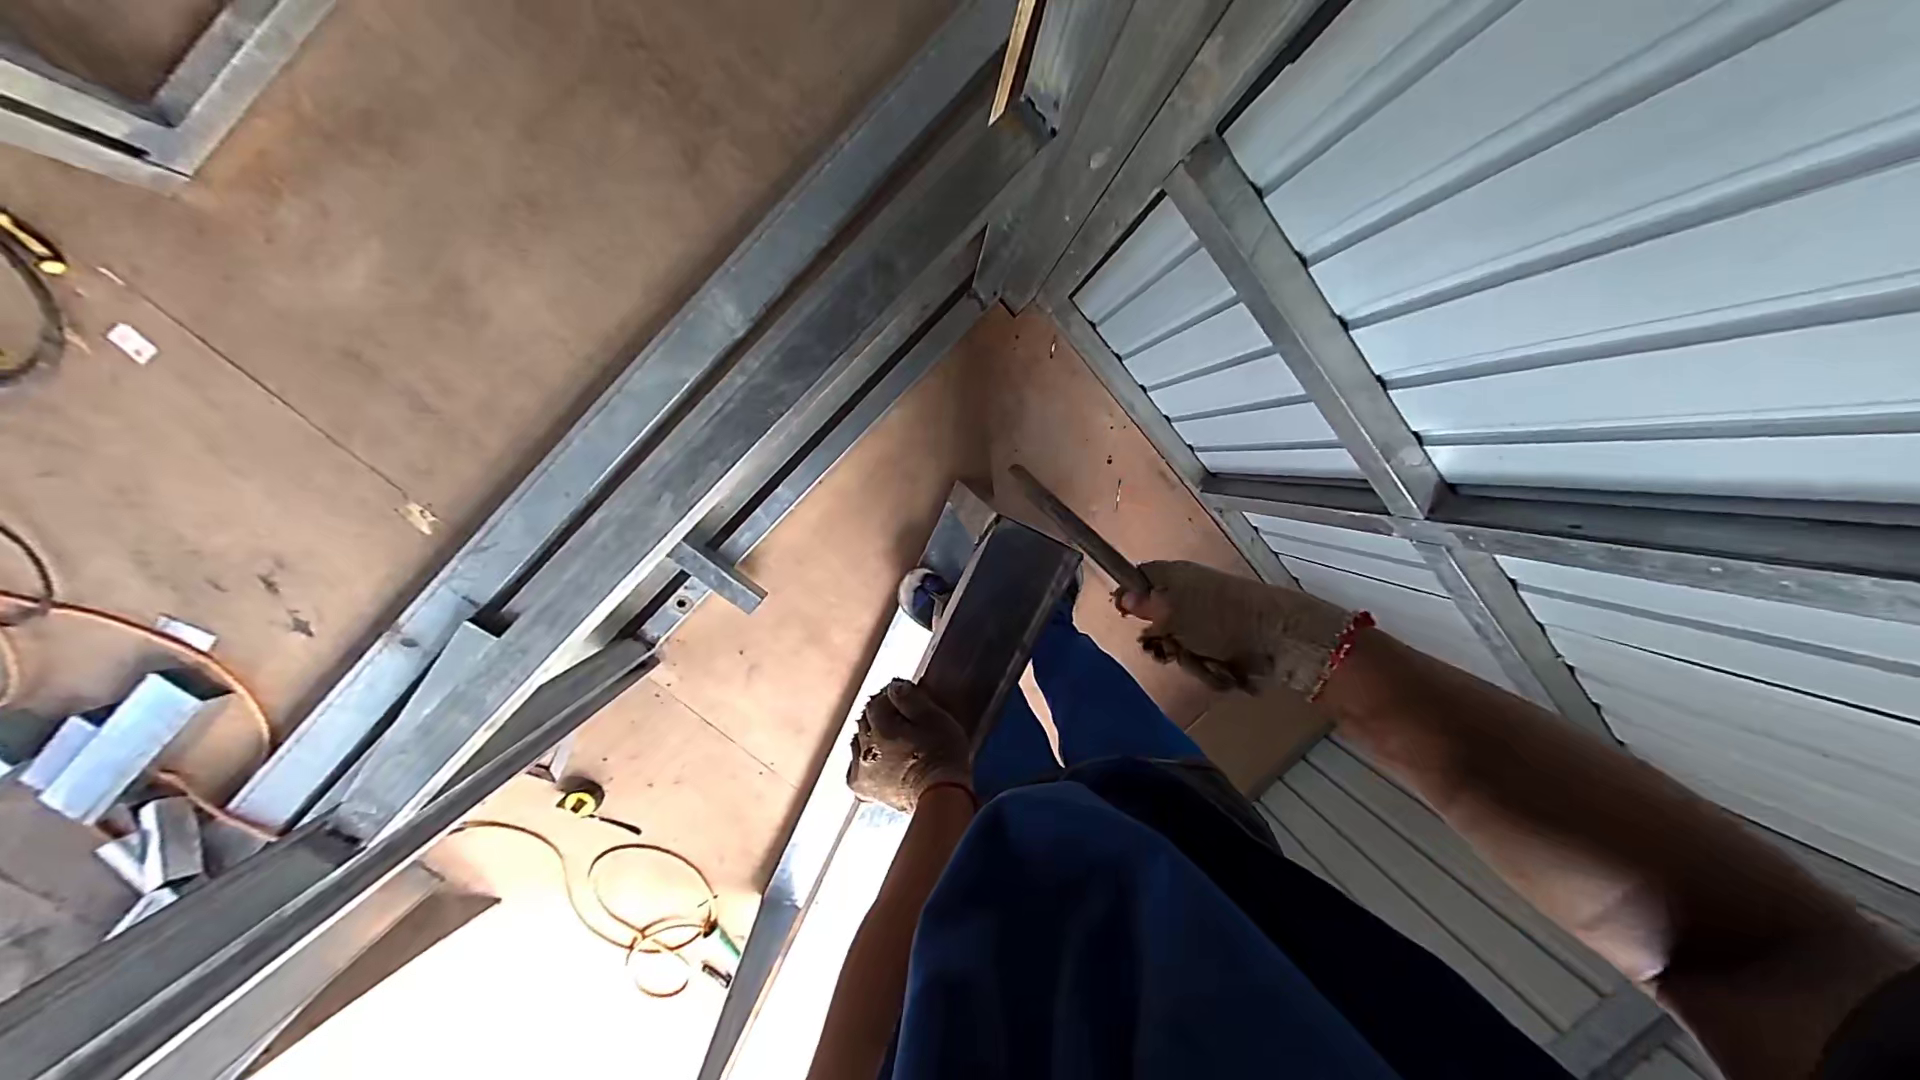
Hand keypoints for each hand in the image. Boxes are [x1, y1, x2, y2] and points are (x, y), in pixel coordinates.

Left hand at [846, 679, 972, 811]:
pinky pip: (856, 767)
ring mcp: (861, 770)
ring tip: (890, 738)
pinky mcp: (865, 790)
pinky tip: (877, 760)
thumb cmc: (942, 754)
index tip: (903, 696)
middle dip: (879, 714)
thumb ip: (910, 698)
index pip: (876, 702)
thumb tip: (894, 686)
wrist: (942, 796)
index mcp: (880, 726)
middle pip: (865, 720)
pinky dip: (864, 761)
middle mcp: (865, 747)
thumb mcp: (934, 717)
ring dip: (870, 736)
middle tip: (898, 715)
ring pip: (858, 742)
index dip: (889, 696)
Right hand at [1114, 560, 1350, 693]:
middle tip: (1171, 649)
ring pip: (1179, 645)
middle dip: (1164, 642)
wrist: (1279, 639)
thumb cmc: (1221, 619)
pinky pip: (1202, 658)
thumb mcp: (1173, 611)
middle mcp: (1189, 594)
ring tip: (1207, 662)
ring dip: (1190, 659)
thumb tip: (1122, 596)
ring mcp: (1209, 619)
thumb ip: (1144, 604)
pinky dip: (1210, 668)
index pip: (1139, 578)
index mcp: (1174, 576)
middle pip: (1156, 620)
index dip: (1131, 598)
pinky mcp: (1226, 642)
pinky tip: (1223, 670)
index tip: (1129, 619)